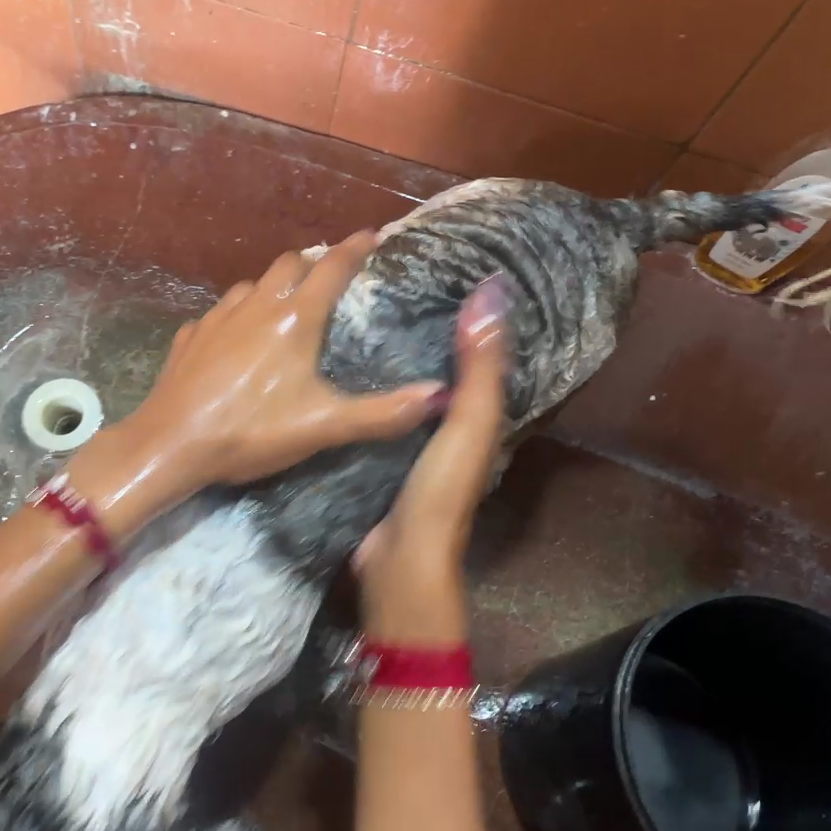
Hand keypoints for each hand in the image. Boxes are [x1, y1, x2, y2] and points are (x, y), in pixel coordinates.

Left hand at [122, 232, 442, 488]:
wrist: (170, 444)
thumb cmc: (251, 432)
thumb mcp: (323, 426)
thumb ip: (383, 413)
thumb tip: (442, 395)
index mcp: (294, 319)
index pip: (332, 268)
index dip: (356, 249)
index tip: (374, 235)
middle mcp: (255, 305)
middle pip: (288, 265)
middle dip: (312, 263)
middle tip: (329, 276)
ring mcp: (216, 318)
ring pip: (250, 286)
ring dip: (272, 287)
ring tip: (284, 306)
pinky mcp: (189, 338)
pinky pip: (219, 314)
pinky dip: (237, 316)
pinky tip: (235, 338)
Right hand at [352, 275, 513, 642]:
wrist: (398, 562)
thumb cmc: (438, 493)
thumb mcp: (467, 424)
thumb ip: (479, 367)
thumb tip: (492, 290)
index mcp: (477, 419)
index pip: (478, 355)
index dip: (468, 315)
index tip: (439, 268)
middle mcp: (447, 429)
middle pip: (439, 371)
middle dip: (420, 331)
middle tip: (384, 284)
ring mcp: (410, 447)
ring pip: (404, 392)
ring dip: (389, 361)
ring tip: (355, 316)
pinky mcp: (375, 461)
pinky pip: (376, 416)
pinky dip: (367, 392)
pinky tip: (338, 372)